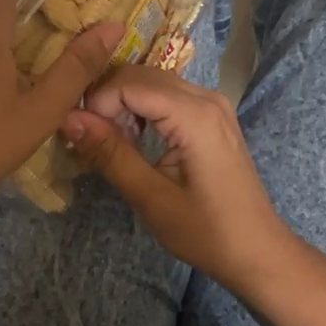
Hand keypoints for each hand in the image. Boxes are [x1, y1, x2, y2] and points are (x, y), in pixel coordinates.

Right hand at [62, 67, 296, 288]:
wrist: (257, 250)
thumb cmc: (206, 231)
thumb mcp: (151, 198)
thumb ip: (110, 153)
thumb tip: (69, 119)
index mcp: (194, 115)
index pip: (128, 83)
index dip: (97, 103)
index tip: (81, 136)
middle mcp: (206, 97)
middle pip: (140, 75)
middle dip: (107, 99)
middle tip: (89, 138)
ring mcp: (213, 104)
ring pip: (152, 81)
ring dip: (123, 103)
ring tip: (111, 142)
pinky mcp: (213, 115)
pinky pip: (168, 94)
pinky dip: (143, 108)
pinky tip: (135, 139)